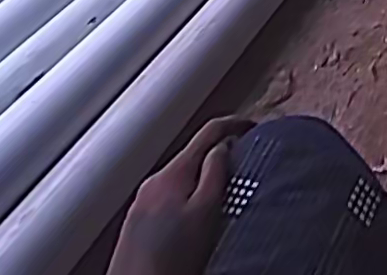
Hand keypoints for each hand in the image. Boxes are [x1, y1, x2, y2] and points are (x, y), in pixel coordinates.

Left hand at [109, 117, 252, 274]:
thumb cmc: (172, 261)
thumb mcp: (206, 212)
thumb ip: (217, 171)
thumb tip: (223, 145)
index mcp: (172, 172)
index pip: (208, 132)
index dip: (234, 124)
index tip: (251, 127)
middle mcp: (153, 182)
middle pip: (193, 155)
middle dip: (217, 156)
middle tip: (240, 167)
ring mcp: (141, 204)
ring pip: (180, 178)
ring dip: (200, 181)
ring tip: (219, 199)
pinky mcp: (134, 226)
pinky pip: (167, 199)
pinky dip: (185, 201)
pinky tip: (192, 224)